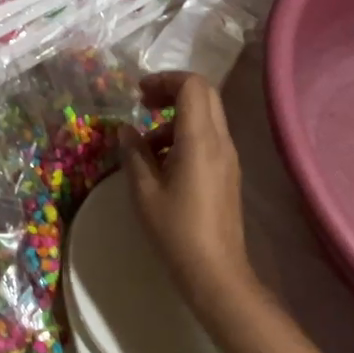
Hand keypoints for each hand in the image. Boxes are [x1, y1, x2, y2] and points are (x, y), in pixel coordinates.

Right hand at [124, 72, 254, 305]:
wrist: (216, 273)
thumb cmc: (177, 230)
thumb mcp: (144, 191)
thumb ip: (133, 153)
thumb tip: (125, 130)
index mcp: (200, 139)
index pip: (192, 85)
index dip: (165, 80)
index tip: (140, 93)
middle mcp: (220, 140)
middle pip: (203, 93)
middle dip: (172, 91)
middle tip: (144, 105)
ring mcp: (228, 156)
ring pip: (206, 115)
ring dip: (177, 116)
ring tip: (147, 142)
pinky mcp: (228, 172)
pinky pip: (209, 136)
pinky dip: (185, 134)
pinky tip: (163, 162)